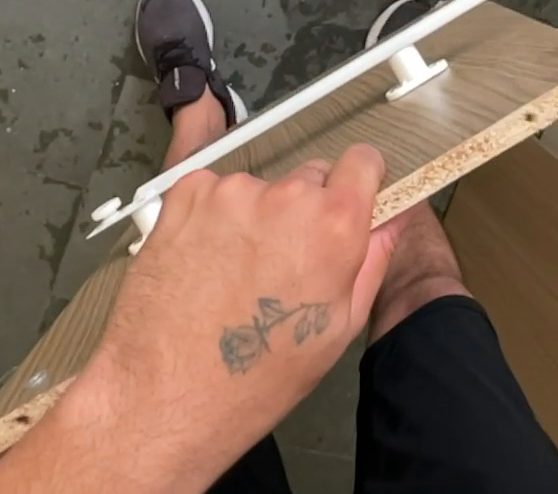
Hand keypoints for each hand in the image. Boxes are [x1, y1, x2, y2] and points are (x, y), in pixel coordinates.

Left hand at [72, 147, 402, 482]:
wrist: (164, 397)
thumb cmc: (257, 378)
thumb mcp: (340, 328)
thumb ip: (374, 258)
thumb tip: (393, 217)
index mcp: (334, 224)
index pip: (363, 160)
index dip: (359, 179)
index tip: (350, 196)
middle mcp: (286, 195)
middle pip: (311, 175)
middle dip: (306, 208)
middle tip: (283, 258)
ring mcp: (233, 190)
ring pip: (262, 186)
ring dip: (257, 213)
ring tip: (236, 269)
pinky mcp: (188, 193)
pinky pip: (215, 188)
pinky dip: (214, 212)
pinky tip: (204, 257)